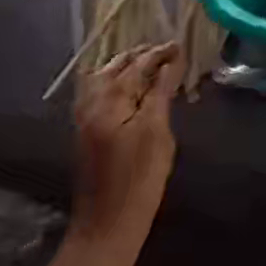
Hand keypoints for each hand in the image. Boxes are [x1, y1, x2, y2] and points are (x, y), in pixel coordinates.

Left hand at [70, 42, 182, 257]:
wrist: (108, 221)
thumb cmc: (140, 176)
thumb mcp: (157, 132)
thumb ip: (161, 94)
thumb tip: (170, 65)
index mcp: (108, 103)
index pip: (136, 67)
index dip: (159, 54)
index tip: (180, 44)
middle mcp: (90, 106)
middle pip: (112, 69)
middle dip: (138, 56)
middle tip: (166, 51)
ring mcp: (85, 121)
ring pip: (101, 81)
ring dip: (124, 67)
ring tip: (150, 63)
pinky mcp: (87, 134)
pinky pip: (98, 95)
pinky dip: (116, 82)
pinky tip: (132, 88)